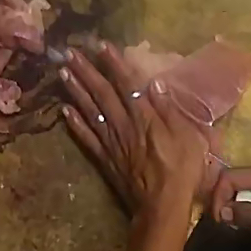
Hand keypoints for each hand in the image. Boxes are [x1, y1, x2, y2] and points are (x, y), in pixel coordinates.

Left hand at [59, 41, 213, 229]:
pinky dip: (75, 123)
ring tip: (62, 73)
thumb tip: (155, 83)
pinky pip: (86, 137)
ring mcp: (111, 142)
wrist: (161, 205)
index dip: (113, 63)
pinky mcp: (105, 159)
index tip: (101, 45)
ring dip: (76, 91)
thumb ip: (169, 109)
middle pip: (101, 93)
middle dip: (86, 71)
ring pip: (89, 111)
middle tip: (70, 52)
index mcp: (144, 115)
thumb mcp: (187, 135)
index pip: (126, 83)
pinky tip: (64, 110)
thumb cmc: (182, 169)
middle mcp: (123, 124)